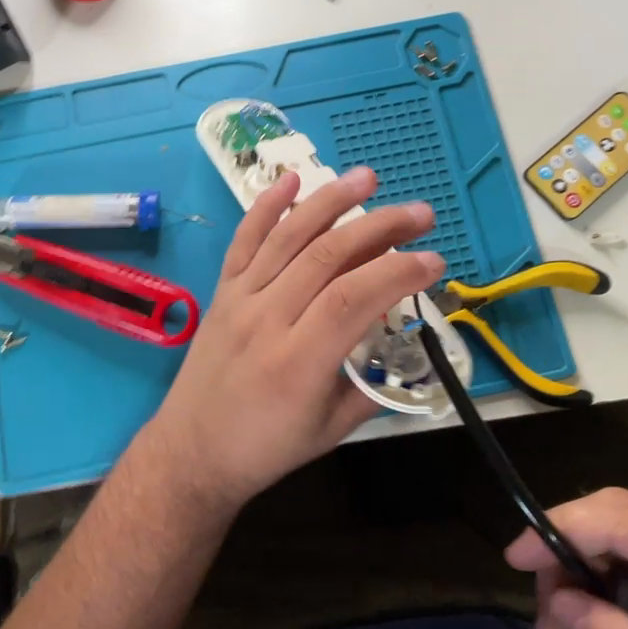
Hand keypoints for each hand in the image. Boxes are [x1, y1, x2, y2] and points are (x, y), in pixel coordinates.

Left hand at [141, 166, 443, 515]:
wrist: (193, 451)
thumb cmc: (267, 447)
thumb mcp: (333, 429)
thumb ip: (374, 385)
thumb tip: (410, 344)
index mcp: (299, 362)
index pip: (355, 298)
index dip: (398, 272)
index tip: (434, 261)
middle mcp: (268, 320)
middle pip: (327, 256)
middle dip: (379, 227)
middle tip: (420, 213)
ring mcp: (241, 299)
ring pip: (287, 237)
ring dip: (329, 201)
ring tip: (366, 177)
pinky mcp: (223, 291)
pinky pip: (244, 241)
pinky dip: (266, 206)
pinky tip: (290, 178)